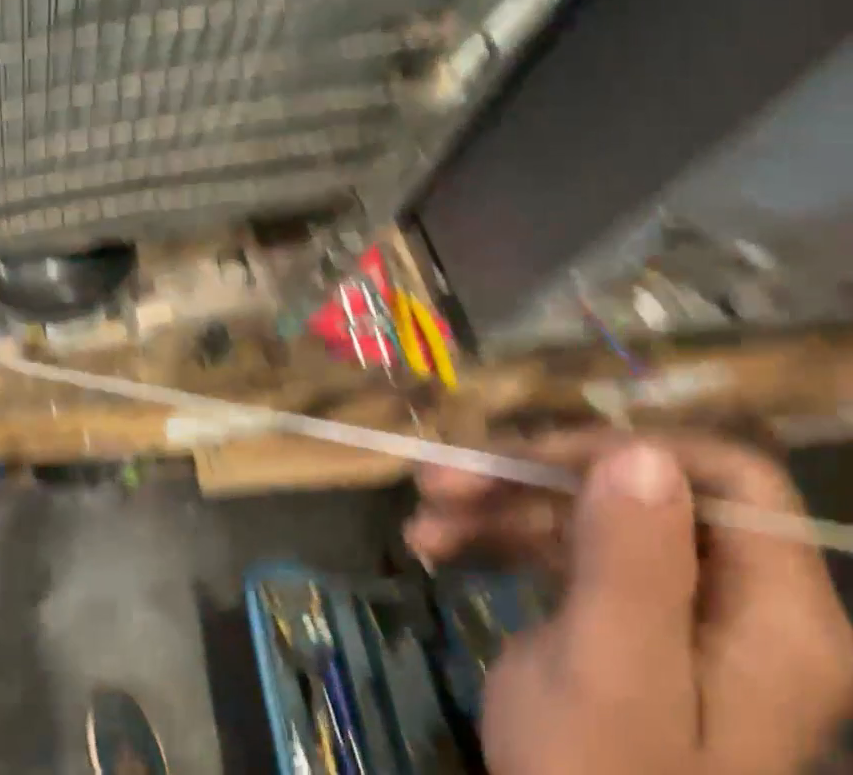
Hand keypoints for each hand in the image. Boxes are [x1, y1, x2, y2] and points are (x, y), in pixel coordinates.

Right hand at [407, 433, 852, 774]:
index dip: (624, 452)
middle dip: (530, 479)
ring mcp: (672, 614)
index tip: (523, 458)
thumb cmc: (597, 770)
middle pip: (638, 495)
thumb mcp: (613, 669)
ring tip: (420, 519)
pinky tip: (432, 545)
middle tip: (437, 483)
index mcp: (774, 614)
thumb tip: (637, 450)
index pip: (726, 481)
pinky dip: (495, 541)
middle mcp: (734, 602)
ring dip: (496, 507)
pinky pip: (560, 556)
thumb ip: (634, 562)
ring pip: (586, 519)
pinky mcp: (615, 625)